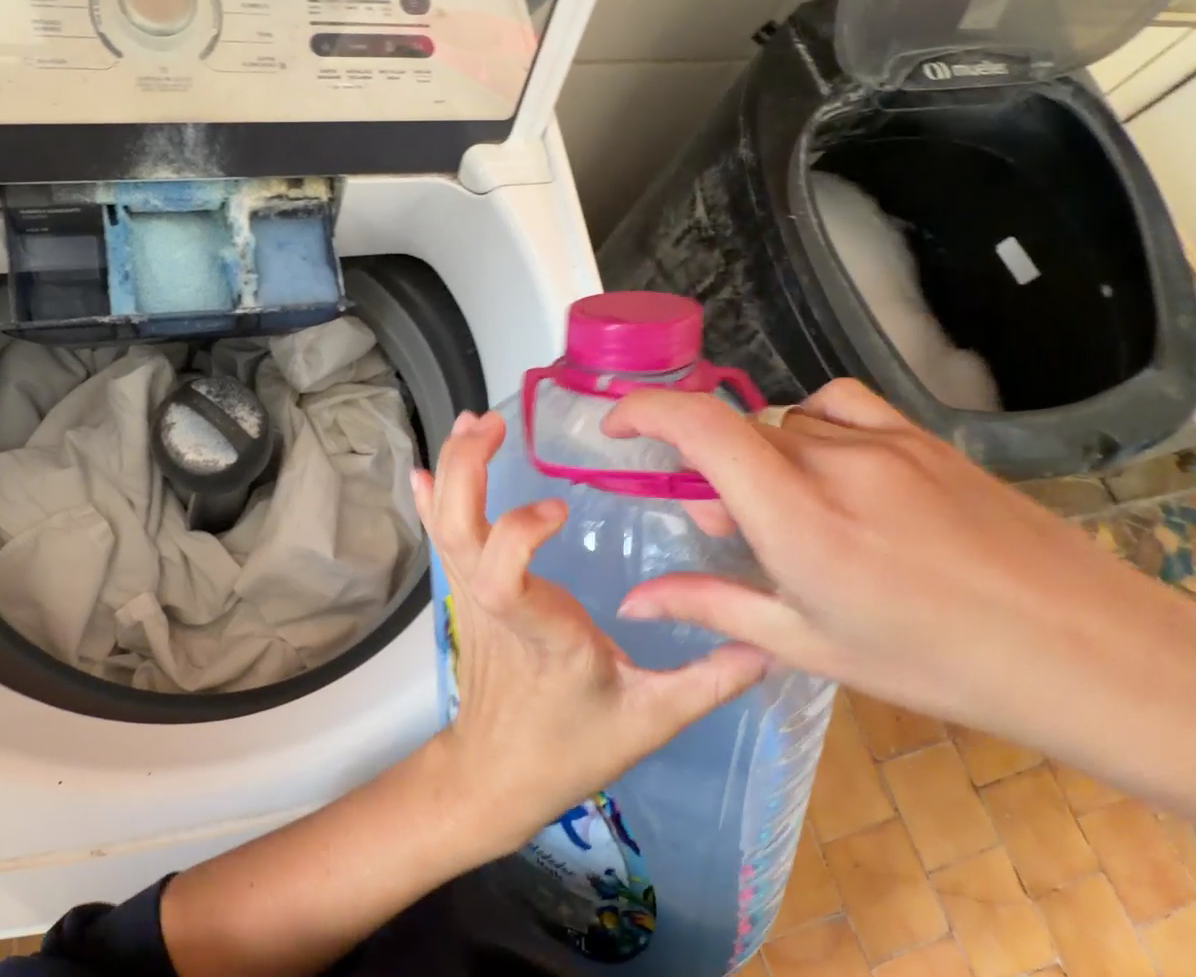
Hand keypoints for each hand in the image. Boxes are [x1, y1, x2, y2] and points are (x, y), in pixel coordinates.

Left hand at [413, 409, 768, 857]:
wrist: (496, 773)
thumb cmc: (568, 750)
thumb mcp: (648, 723)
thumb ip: (706, 683)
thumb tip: (769, 647)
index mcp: (543, 636)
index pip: (503, 582)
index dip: (515, 536)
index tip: (556, 509)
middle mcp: (497, 608)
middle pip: (459, 534)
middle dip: (465, 472)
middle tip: (495, 423)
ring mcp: (471, 599)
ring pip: (446, 528)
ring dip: (454, 471)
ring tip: (476, 422)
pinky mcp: (465, 596)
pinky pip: (440, 542)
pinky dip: (431, 501)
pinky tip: (426, 468)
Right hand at [605, 379, 1168, 723]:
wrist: (1088, 651)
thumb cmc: (935, 662)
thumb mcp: (806, 644)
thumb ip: (710, 605)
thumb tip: (633, 602)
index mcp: (796, 516)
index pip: (700, 426)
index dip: (643, 410)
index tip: (616, 430)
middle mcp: (834, 462)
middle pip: (737, 428)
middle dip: (706, 466)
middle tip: (722, 525)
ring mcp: (886, 443)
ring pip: (784, 420)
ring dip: (757, 453)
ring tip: (780, 507)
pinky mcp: (926, 439)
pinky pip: (840, 407)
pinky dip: (807, 424)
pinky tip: (825, 465)